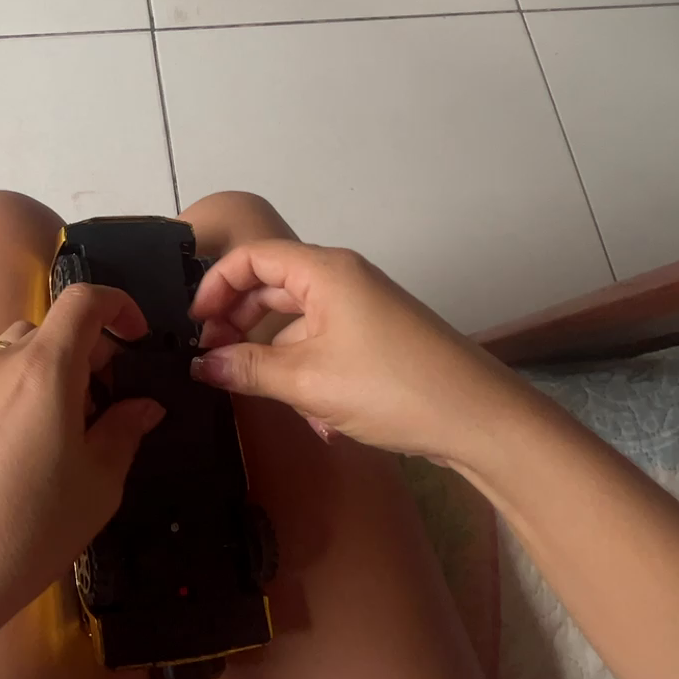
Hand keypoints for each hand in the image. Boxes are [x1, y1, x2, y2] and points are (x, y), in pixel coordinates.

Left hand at [0, 283, 166, 627]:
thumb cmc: (33, 526)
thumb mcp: (99, 483)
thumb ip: (125, 430)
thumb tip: (145, 405)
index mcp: (46, 365)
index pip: (84, 300)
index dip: (119, 306)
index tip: (139, 339)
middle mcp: (5, 360)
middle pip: (56, 326)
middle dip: (93, 349)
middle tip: (113, 401)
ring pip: (26, 349)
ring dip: (59, 366)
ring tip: (75, 424)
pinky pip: (2, 375)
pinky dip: (29, 385)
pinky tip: (37, 443)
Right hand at [188, 240, 530, 463]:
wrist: (483, 421)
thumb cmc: (393, 387)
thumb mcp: (307, 381)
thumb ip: (246, 368)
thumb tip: (200, 365)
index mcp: (324, 271)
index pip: (251, 257)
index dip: (215, 286)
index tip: (194, 324)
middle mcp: (341, 278)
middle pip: (270, 282)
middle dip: (235, 316)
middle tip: (210, 355)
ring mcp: (361, 306)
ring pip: (293, 313)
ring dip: (263, 344)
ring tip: (243, 380)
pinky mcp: (374, 334)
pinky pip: (318, 335)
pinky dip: (295, 359)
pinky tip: (293, 402)